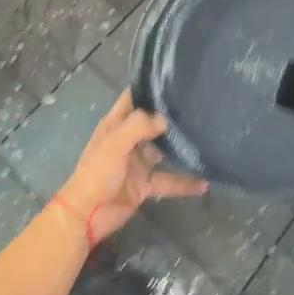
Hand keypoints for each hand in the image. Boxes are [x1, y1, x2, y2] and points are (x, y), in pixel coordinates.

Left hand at [55, 91, 207, 244]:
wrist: (88, 214)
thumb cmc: (97, 173)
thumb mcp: (115, 143)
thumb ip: (139, 126)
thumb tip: (165, 119)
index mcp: (115, 125)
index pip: (132, 99)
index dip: (148, 89)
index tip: (173, 80)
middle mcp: (128, 140)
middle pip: (150, 123)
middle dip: (170, 116)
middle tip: (197, 106)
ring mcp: (137, 163)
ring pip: (162, 151)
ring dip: (179, 148)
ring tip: (205, 138)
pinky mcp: (144, 185)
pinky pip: (168, 181)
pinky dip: (184, 183)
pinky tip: (204, 183)